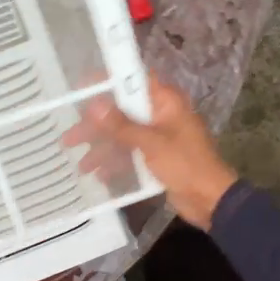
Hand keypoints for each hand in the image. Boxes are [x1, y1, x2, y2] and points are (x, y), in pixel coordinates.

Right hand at [68, 75, 238, 228]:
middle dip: (96, 126)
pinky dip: (116, 163)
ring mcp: (159, 138)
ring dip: (102, 149)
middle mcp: (160, 115)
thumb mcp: (151, 143)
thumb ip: (121, 126)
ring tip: (80, 165)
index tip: (80, 87)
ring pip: (124, 136)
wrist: (210, 200)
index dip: (106, 82)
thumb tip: (94, 106)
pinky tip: (98, 175)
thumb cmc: (185, 164)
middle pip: (122, 112)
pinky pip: (131, 155)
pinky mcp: (157, 159)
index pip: (132, 81)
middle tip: (68, 137)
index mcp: (165, 102)